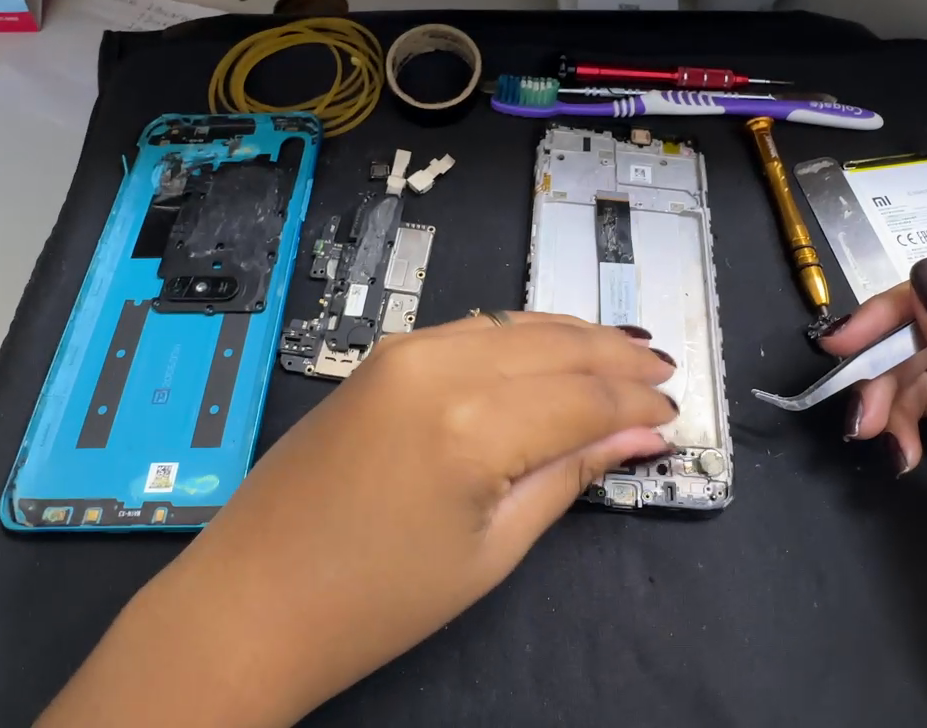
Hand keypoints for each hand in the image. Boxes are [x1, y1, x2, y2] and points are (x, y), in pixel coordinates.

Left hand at [39, 313, 676, 727]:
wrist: (253, 598)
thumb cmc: (378, 600)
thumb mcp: (493, 549)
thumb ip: (571, 474)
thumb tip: (641, 433)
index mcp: (474, 425)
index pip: (584, 396)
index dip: (636, 402)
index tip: (673, 411)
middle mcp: (442, 365)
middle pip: (556, 346)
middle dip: (616, 357)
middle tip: (661, 370)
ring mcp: (407, 350)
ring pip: (518, 326)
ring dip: (574, 337)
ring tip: (623, 353)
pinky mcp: (386, 353)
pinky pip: (476, 329)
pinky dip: (524, 336)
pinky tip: (551, 350)